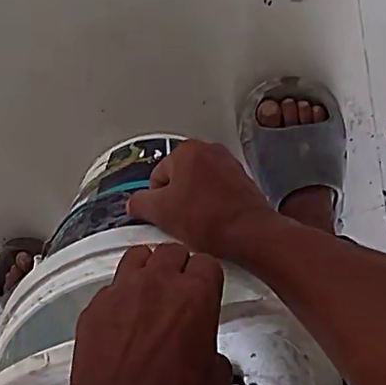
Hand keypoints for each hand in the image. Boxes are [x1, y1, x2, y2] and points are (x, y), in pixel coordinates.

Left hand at [52, 242, 230, 384]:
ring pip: (137, 258)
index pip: (207, 263)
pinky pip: (110, 288)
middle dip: (179, 267)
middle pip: (171, 251)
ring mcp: (121, 294)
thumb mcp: (214, 381)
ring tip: (152, 292)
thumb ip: (215, 354)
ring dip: (148, 270)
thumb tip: (210, 359)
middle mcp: (157, 285)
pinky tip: (125, 320)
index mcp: (195, 296)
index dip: (208, 279)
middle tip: (182, 290)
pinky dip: (120, 297)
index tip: (208, 291)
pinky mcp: (94, 310)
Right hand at [127, 140, 276, 256]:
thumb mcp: (160, 213)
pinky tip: (214, 222)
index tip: (164, 215)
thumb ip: (139, 203)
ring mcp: (229, 165)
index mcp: (187, 151)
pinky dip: (214, 206)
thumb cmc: (211, 220)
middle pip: (179, 179)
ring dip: (195, 204)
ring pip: (199, 187)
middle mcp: (210, 152)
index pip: (157, 177)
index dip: (157, 202)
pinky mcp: (242, 182)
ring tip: (200, 223)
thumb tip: (135, 203)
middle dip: (177, 200)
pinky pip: (218, 194)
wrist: (250, 233)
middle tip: (182, 221)